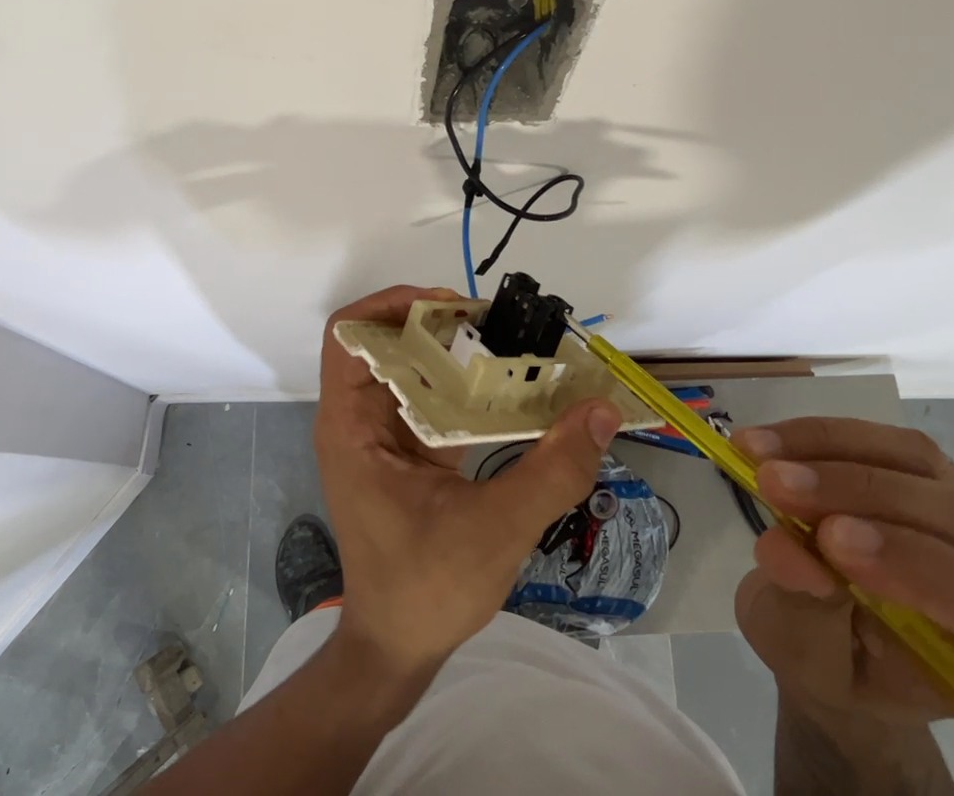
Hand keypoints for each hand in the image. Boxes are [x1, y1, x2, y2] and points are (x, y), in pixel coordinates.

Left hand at [314, 285, 621, 678]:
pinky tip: (511, 393)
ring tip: (514, 351)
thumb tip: (602, 411)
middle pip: (386, 346)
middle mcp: (357, 424)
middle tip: (500, 327)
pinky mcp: (406, 457)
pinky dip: (466, 391)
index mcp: (352, 428)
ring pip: (412, 373)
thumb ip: (554, 469)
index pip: (351, 336)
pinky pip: (432, 404)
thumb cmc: (428, 588)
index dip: (395, 306)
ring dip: (457, 357)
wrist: (396, 647)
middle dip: (440, 328)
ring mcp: (380, 440)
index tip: (455, 310)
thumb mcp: (497, 528)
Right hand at [731, 417, 953, 727]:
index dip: (922, 569)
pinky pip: (885, 441)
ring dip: (832, 452)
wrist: (832, 638)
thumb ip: (807, 614)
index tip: (832, 543)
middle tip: (775, 485)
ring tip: (758, 457)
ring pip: (921, 465)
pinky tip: (764, 443)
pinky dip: (818, 437)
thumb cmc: (834, 667)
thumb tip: (786, 553)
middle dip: (860, 495)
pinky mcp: (928, 474)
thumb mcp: (808, 659)